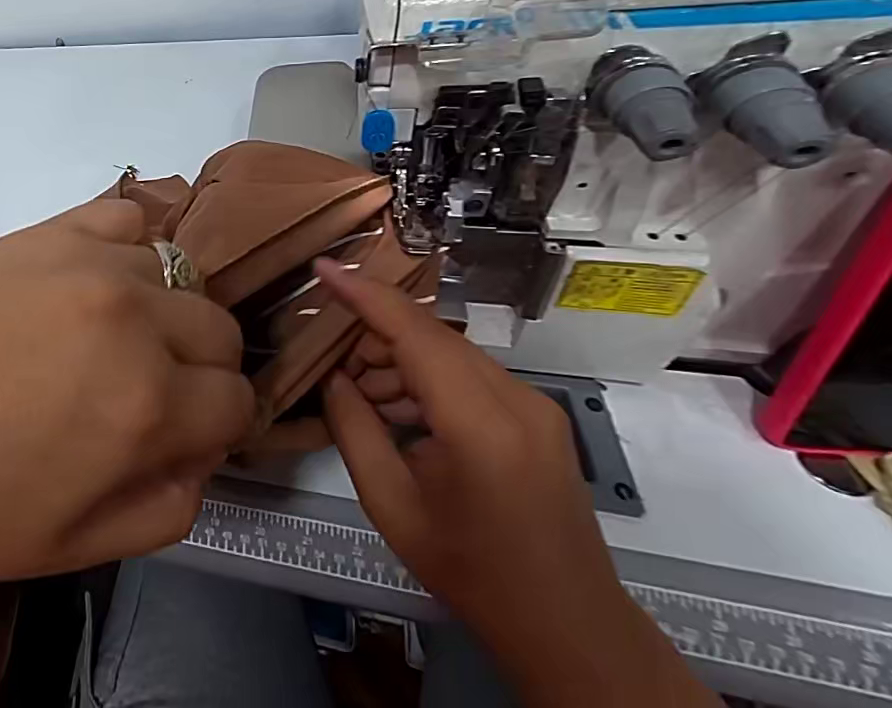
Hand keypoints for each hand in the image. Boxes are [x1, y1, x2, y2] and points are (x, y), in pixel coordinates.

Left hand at [0, 199, 252, 579]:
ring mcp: (96, 263)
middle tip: (142, 393)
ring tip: (107, 337)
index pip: (238, 403)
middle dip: (199, 371)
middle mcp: (138, 319)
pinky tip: (95, 282)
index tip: (173, 438)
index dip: (214, 430)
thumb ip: (163, 511)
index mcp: (148, 405)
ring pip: (182, 277)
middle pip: (221, 332)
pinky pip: (129, 220)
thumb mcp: (66, 548)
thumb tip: (200, 460)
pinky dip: (129, 251)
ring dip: (162, 312)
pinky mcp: (56, 229)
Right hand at [316, 256, 619, 624]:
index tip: (323, 267)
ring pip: (448, 353)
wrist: (567, 623)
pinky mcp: (537, 412)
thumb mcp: (392, 506)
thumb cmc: (472, 572)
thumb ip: (354, 430)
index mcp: (480, 425)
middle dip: (374, 338)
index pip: (414, 333)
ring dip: (400, 362)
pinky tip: (402, 411)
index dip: (364, 294)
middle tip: (334, 368)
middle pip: (430, 337)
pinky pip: (469, 375)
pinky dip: (428, 381)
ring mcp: (533, 403)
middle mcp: (515, 398)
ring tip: (364, 399)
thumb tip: (334, 379)